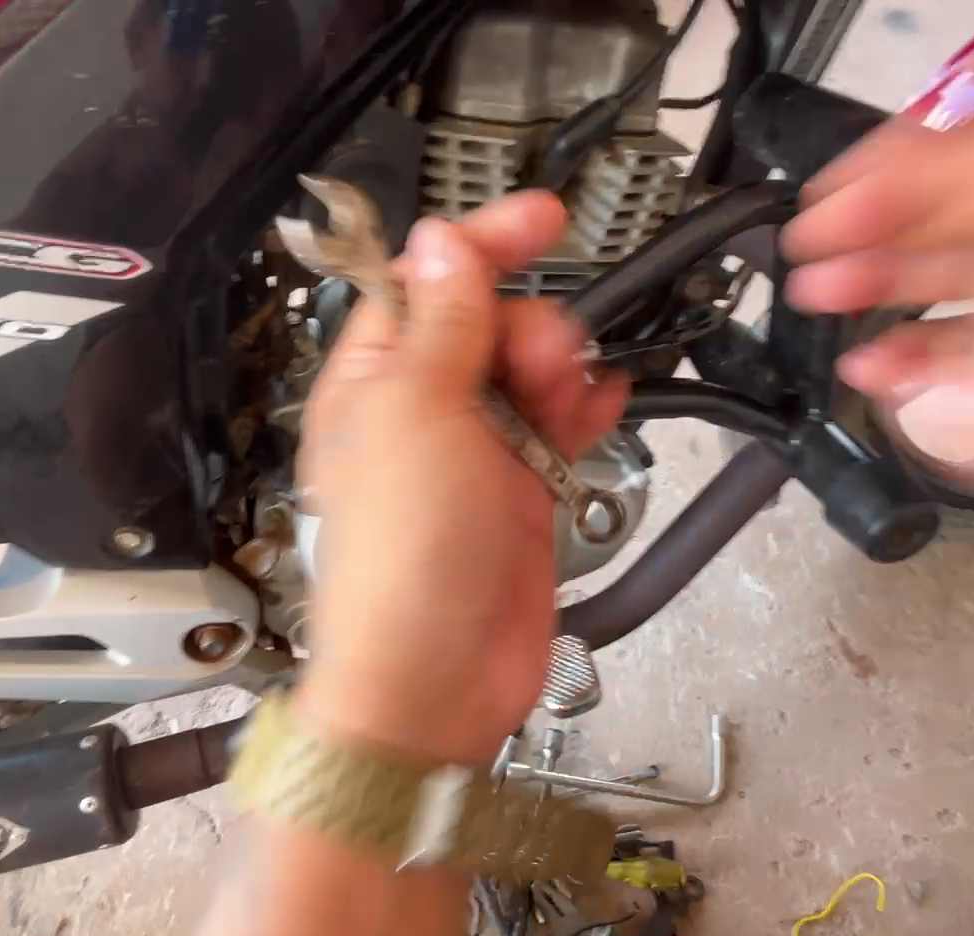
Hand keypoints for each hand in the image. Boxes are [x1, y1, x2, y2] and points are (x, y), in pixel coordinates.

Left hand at [294, 194, 627, 764]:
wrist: (440, 678)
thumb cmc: (405, 555)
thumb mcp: (417, 418)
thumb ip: (439, 326)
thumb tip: (440, 241)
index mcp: (374, 385)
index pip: (422, 287)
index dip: (477, 247)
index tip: (541, 220)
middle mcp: (422, 411)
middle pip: (486, 324)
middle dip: (526, 326)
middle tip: (544, 363)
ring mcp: (476, 451)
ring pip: (530, 373)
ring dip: (560, 369)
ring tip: (569, 404)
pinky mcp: (522, 491)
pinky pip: (559, 427)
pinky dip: (583, 409)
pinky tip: (599, 408)